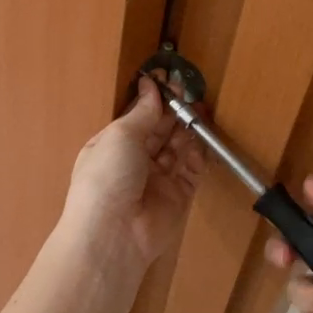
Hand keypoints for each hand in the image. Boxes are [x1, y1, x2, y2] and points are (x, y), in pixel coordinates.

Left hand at [63, 75, 204, 268]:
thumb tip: (150, 85)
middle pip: (158, 131)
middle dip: (173, 111)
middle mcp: (134, 162)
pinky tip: (204, 135)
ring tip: (200, 108)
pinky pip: (191, 170)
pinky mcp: (178, 197)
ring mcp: (157, 180)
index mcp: (112, 145)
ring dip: (187, 129)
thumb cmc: (108, 176)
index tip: (168, 79)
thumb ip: (142, 112)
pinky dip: (198, 153)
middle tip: (189, 90)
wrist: (114, 234)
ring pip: (177, 148)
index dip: (152, 99)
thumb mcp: (120, 136)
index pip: (136, 117)